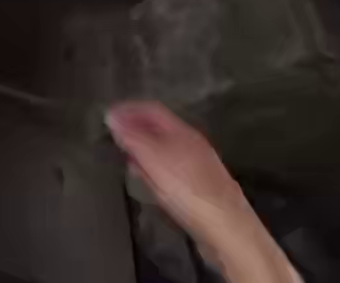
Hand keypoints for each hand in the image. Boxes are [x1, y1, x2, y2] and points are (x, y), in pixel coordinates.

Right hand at [106, 101, 299, 282]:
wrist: (230, 232)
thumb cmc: (188, 189)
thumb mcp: (153, 158)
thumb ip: (131, 136)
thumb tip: (111, 115)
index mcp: (182, 131)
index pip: (151, 109)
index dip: (129, 109)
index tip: (109, 115)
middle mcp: (192, 144)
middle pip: (159, 128)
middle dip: (136, 130)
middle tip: (116, 137)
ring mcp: (200, 168)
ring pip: (166, 151)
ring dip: (146, 151)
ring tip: (128, 159)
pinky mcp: (204, 190)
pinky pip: (173, 171)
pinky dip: (157, 170)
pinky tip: (151, 183)